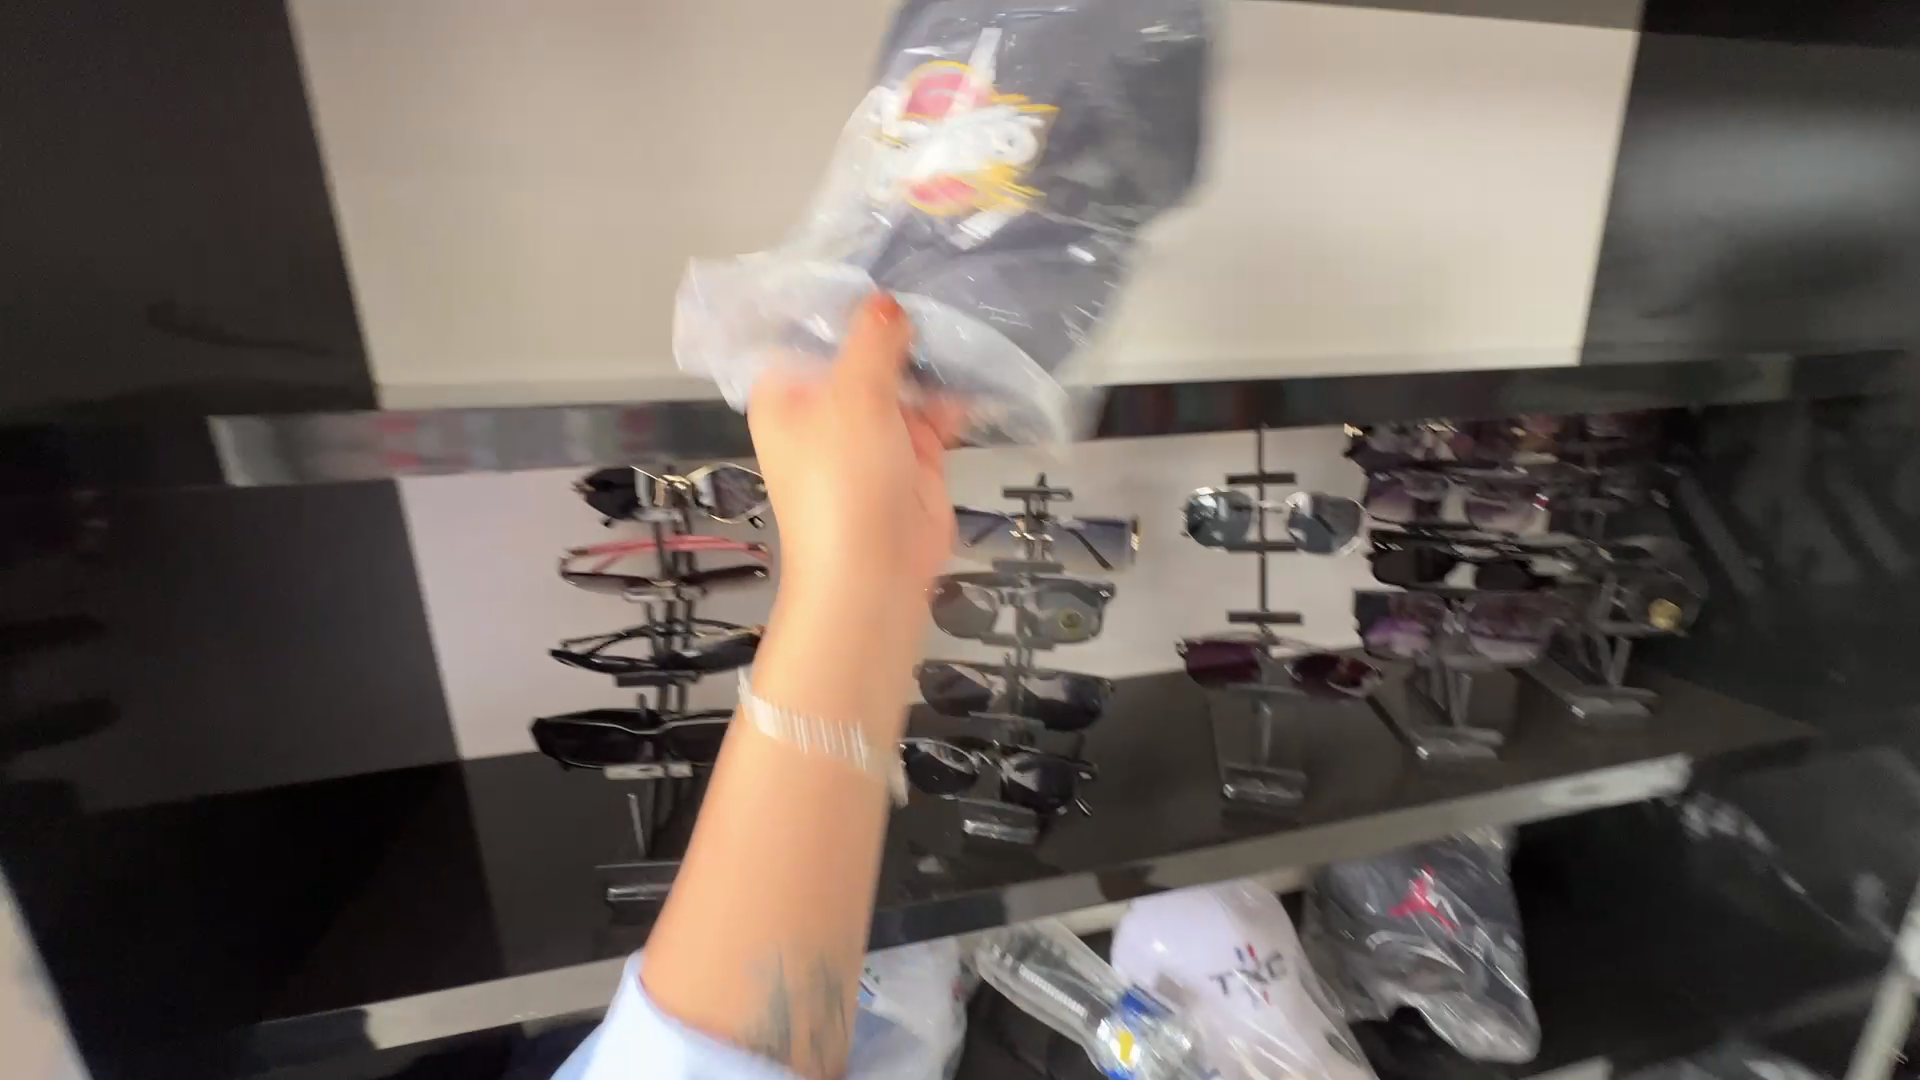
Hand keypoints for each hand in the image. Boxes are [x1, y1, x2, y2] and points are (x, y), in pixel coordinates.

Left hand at [748, 291, 966, 607]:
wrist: (875, 572)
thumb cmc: (843, 479)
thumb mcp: (852, 397)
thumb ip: (872, 341)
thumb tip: (887, 300)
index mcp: (788, 392)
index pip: (806, 329)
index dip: (839, 296)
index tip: (877, 254)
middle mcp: (828, 407)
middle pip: (861, 350)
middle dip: (896, 323)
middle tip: (936, 270)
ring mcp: (873, 430)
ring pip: (904, 378)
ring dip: (931, 355)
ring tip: (967, 306)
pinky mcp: (914, 453)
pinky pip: (936, 411)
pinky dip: (956, 392)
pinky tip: (981, 359)